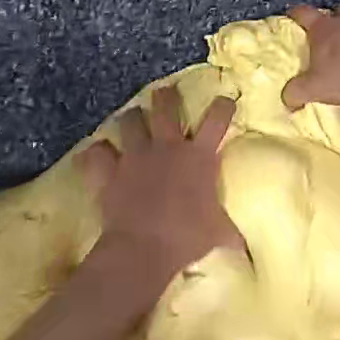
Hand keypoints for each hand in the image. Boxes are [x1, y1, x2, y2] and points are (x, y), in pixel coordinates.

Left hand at [79, 86, 241, 284]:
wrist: (144, 247)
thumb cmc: (188, 236)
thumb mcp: (218, 233)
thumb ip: (229, 230)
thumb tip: (244, 245)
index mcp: (199, 156)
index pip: (217, 119)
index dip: (223, 106)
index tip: (225, 100)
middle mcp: (167, 147)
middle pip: (165, 107)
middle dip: (166, 96)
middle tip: (166, 92)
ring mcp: (136, 156)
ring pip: (130, 121)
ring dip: (131, 119)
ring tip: (131, 120)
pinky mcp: (109, 171)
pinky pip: (97, 153)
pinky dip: (96, 154)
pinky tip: (95, 155)